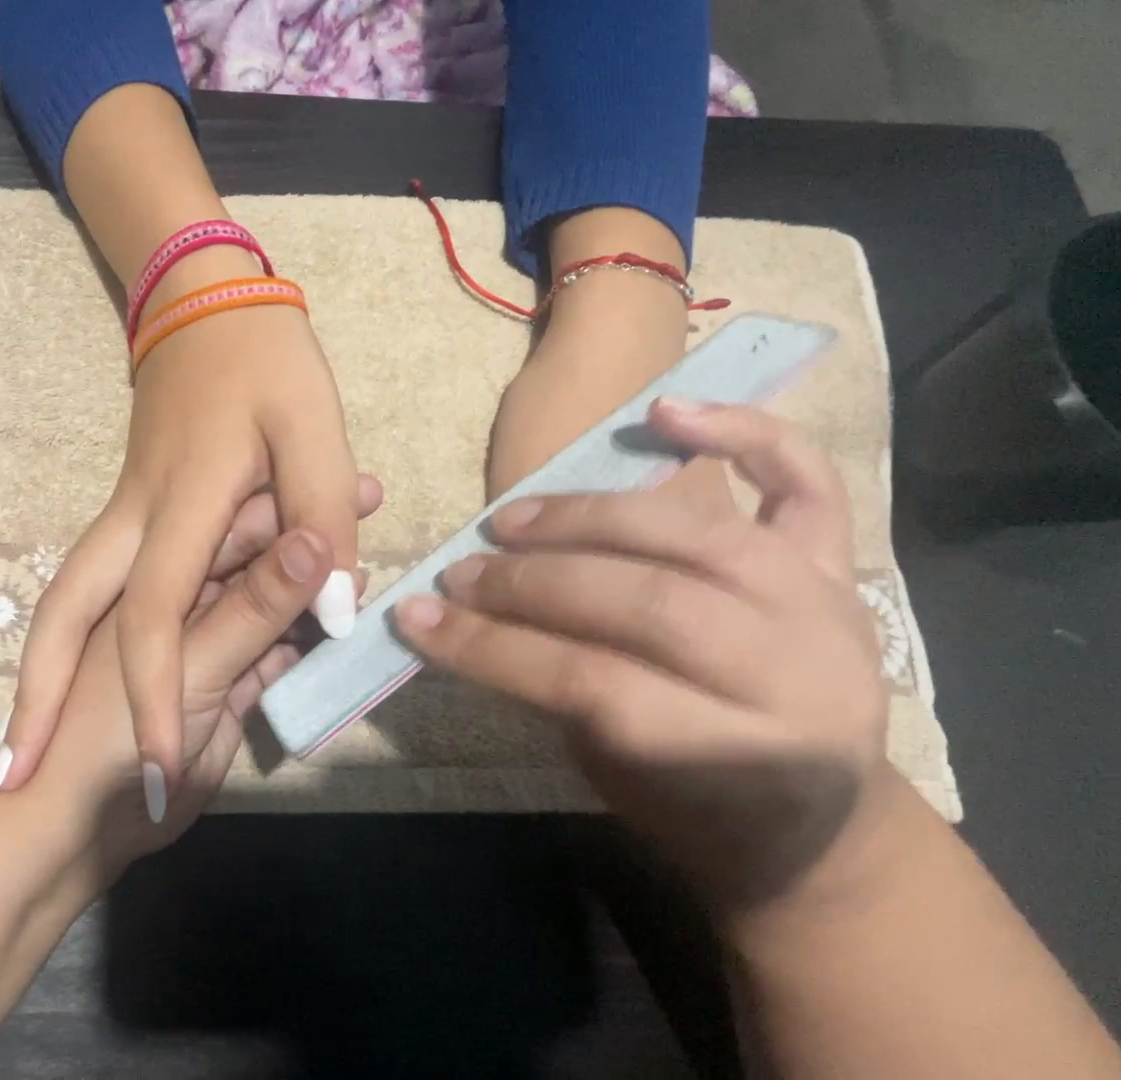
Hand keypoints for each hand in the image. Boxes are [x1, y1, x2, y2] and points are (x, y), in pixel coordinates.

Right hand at [0, 305, 362, 813]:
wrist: (202, 297)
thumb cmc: (264, 360)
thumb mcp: (314, 429)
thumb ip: (324, 517)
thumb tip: (333, 612)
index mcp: (181, 504)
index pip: (155, 616)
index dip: (155, 700)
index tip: (160, 770)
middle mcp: (132, 519)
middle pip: (64, 610)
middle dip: (36, 694)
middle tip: (7, 772)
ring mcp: (120, 512)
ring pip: (66, 596)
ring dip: (39, 666)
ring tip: (20, 736)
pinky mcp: (127, 507)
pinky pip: (94, 581)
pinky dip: (71, 632)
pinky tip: (81, 668)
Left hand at [25, 476, 383, 856]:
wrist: (88, 821)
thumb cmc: (114, 729)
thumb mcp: (196, 660)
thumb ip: (254, 606)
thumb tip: (315, 541)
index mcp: (156, 575)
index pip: (230, 529)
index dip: (290, 509)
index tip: (350, 490)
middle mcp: (183, 597)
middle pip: (257, 561)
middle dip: (309, 544)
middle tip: (372, 510)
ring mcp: (208, 641)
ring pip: (271, 607)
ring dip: (313, 597)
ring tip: (368, 577)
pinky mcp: (228, 685)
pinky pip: (275, 653)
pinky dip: (306, 645)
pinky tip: (345, 631)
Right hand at [397, 401, 890, 911]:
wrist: (812, 821)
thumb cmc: (690, 807)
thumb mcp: (609, 769)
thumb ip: (550, 689)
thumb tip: (459, 616)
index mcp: (735, 752)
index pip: (591, 682)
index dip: (490, 647)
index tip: (416, 619)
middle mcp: (797, 675)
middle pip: (648, 604)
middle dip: (531, 582)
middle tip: (459, 573)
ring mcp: (827, 610)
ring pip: (699, 537)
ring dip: (589, 518)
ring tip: (512, 520)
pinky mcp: (840, 570)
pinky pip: (805, 484)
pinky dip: (743, 435)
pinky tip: (664, 410)